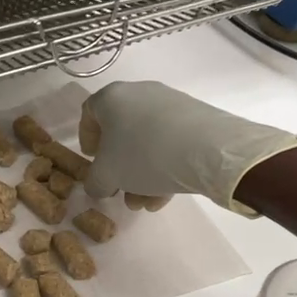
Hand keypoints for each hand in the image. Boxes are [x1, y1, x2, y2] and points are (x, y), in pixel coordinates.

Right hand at [79, 81, 296, 215]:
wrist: (209, 150)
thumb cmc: (144, 154)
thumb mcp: (108, 175)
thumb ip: (95, 182)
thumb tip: (98, 186)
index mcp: (112, 98)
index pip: (89, 113)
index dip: (87, 139)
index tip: (93, 161)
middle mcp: (140, 94)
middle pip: (122, 131)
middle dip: (119, 166)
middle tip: (120, 189)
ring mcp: (171, 104)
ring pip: (148, 141)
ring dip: (142, 173)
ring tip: (145, 203)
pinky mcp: (197, 117)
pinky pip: (171, 142)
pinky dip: (164, 166)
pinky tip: (166, 195)